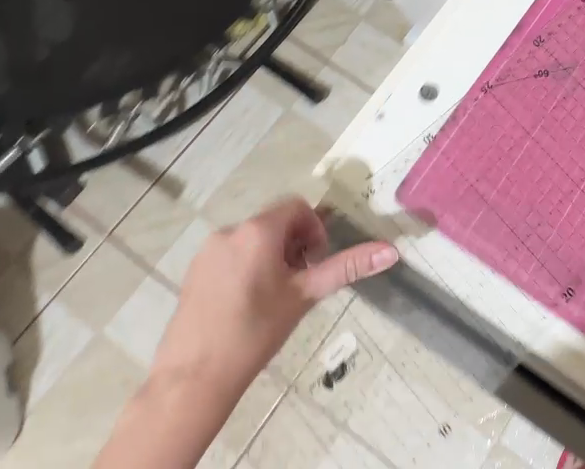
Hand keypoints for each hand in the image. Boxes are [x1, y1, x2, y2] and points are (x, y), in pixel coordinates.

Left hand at [150, 196, 396, 393]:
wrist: (194, 378)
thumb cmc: (256, 331)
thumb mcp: (306, 296)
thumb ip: (347, 267)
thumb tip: (391, 250)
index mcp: (258, 231)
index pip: (297, 207)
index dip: (314, 230)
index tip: (314, 264)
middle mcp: (229, 231)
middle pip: (275, 222)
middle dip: (294, 245)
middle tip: (299, 283)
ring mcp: (207, 252)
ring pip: (252, 240)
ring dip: (272, 256)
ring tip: (274, 297)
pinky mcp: (193, 272)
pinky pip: (231, 255)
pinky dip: (247, 267)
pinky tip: (248, 305)